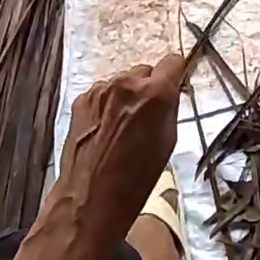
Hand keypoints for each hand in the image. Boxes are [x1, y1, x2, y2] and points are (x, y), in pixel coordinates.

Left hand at [0, 53, 185, 259]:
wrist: (90, 198)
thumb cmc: (138, 178)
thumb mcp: (168, 141)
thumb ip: (169, 108)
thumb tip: (171, 91)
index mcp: (155, 93)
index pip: (173, 61)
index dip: (177, 73)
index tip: (176, 85)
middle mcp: (127, 82)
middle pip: (146, 70)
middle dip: (150, 86)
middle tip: (149, 113)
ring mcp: (101, 89)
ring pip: (124, 80)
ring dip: (128, 94)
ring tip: (125, 124)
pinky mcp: (82, 99)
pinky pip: (104, 92)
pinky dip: (109, 103)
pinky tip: (107, 128)